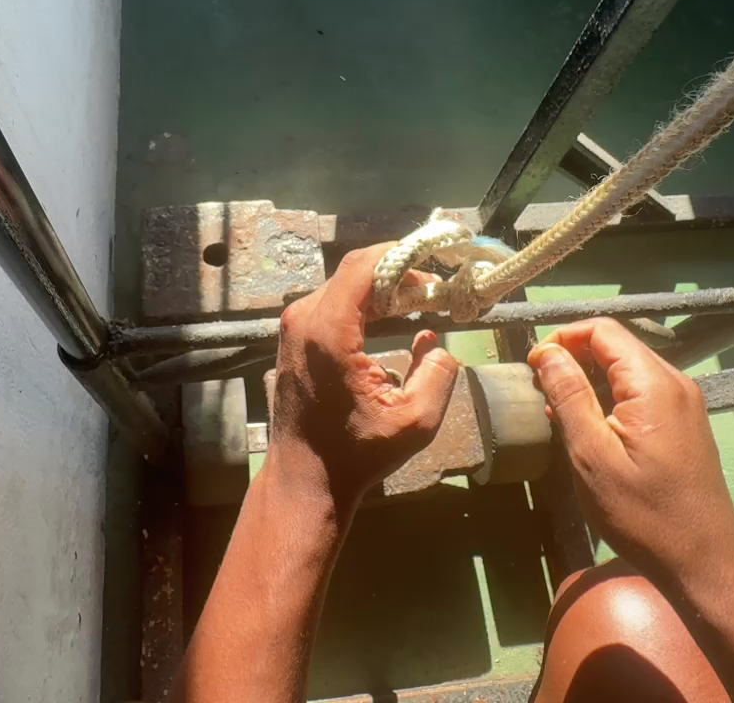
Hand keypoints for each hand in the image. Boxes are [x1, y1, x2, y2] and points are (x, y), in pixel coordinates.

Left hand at [268, 244, 461, 510]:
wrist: (304, 478)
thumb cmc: (357, 454)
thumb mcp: (415, 421)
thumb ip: (438, 374)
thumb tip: (437, 341)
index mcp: (328, 331)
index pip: (363, 266)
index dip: (401, 255)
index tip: (435, 261)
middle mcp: (304, 317)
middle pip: (355, 271)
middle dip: (398, 273)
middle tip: (436, 289)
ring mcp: (295, 324)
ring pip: (344, 284)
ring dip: (382, 287)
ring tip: (421, 301)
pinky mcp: (295, 335)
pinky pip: (333, 301)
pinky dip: (364, 302)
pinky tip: (393, 316)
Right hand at [528, 318, 733, 582]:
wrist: (704, 567)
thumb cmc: (643, 514)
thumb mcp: (592, 455)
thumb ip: (569, 395)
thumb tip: (546, 352)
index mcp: (654, 384)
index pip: (602, 330)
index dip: (562, 339)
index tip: (535, 368)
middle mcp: (674, 383)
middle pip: (614, 345)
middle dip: (573, 358)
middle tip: (543, 392)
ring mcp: (682, 403)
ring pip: (624, 368)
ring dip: (588, 380)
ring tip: (560, 412)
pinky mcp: (682, 423)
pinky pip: (638, 391)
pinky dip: (608, 397)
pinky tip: (589, 428)